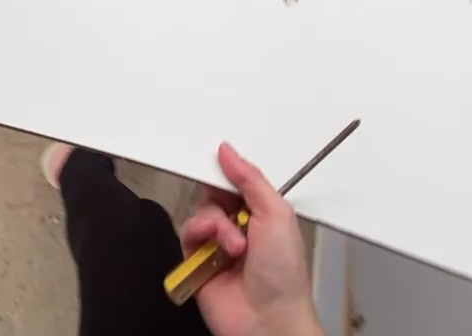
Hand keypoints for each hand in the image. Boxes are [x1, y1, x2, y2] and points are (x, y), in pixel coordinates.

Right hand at [179, 143, 322, 335]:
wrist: (269, 321)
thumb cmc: (285, 276)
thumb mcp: (276, 214)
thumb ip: (251, 178)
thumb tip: (228, 151)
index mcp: (260, 210)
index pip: (235, 178)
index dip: (226, 170)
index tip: (218, 160)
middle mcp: (238, 225)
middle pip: (214, 192)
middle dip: (221, 200)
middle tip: (233, 212)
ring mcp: (218, 243)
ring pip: (201, 211)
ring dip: (216, 224)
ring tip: (234, 245)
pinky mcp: (198, 260)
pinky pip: (187, 233)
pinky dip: (199, 236)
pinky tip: (217, 251)